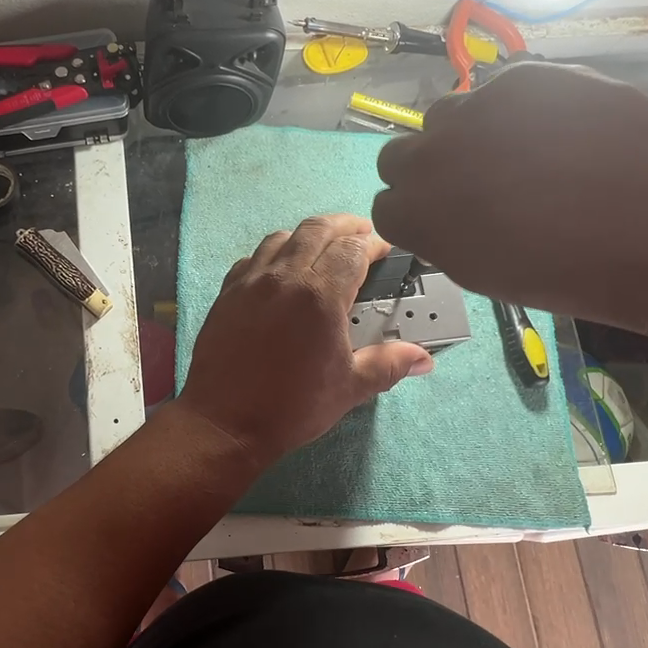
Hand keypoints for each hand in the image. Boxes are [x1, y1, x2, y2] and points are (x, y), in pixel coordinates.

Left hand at [177, 214, 434, 468]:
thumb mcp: (349, 388)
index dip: (374, 244)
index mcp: (319, 295)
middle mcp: (284, 277)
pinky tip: (281, 273)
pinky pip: (254, 258)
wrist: (224, 422)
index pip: (353, 249)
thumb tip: (423, 359)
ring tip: (323, 250)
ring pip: (282, 237)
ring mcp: (251, 281)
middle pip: (317, 229)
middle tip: (361, 234)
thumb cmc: (291, 407)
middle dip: (344, 226)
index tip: (386, 250)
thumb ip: (388, 364)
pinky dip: (273, 255)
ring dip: (307, 236)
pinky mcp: (227, 292)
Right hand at [372, 63, 647, 315]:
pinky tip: (566, 131)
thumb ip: (447, 236)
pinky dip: (525, 108)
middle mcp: (428, 157)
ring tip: (527, 153)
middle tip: (478, 183)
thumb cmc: (576, 270)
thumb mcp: (490, 273)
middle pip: (401, 154)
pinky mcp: (524, 77)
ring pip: (449, 114)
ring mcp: (474, 110)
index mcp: (415, 214)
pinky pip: (506, 90)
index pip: (386, 204)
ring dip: (471, 132)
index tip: (447, 217)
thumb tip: (447, 215)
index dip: (417, 210)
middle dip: (430, 168)